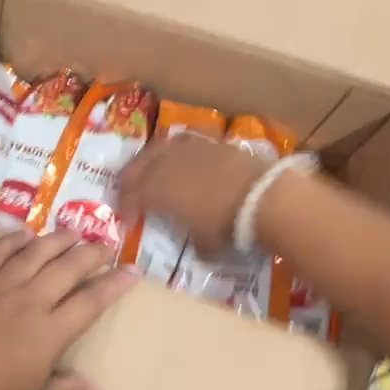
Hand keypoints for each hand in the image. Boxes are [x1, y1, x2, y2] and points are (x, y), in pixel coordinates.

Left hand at [0, 231, 136, 389]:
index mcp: (51, 331)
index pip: (92, 301)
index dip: (115, 284)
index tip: (132, 270)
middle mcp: (29, 301)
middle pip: (67, 268)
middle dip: (91, 253)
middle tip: (106, 243)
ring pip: (33, 254)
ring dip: (56, 240)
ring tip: (72, 232)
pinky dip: (11, 241)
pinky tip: (24, 233)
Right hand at [116, 133, 269, 252]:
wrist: (263, 196)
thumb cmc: (227, 225)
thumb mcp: (206, 244)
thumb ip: (194, 243)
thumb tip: (197, 248)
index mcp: (155, 192)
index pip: (129, 198)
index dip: (125, 208)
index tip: (127, 220)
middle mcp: (164, 166)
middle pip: (136, 168)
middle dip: (129, 181)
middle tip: (129, 192)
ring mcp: (186, 150)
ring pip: (155, 149)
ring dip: (148, 160)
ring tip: (150, 169)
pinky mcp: (209, 142)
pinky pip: (182, 141)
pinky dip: (175, 149)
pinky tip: (178, 155)